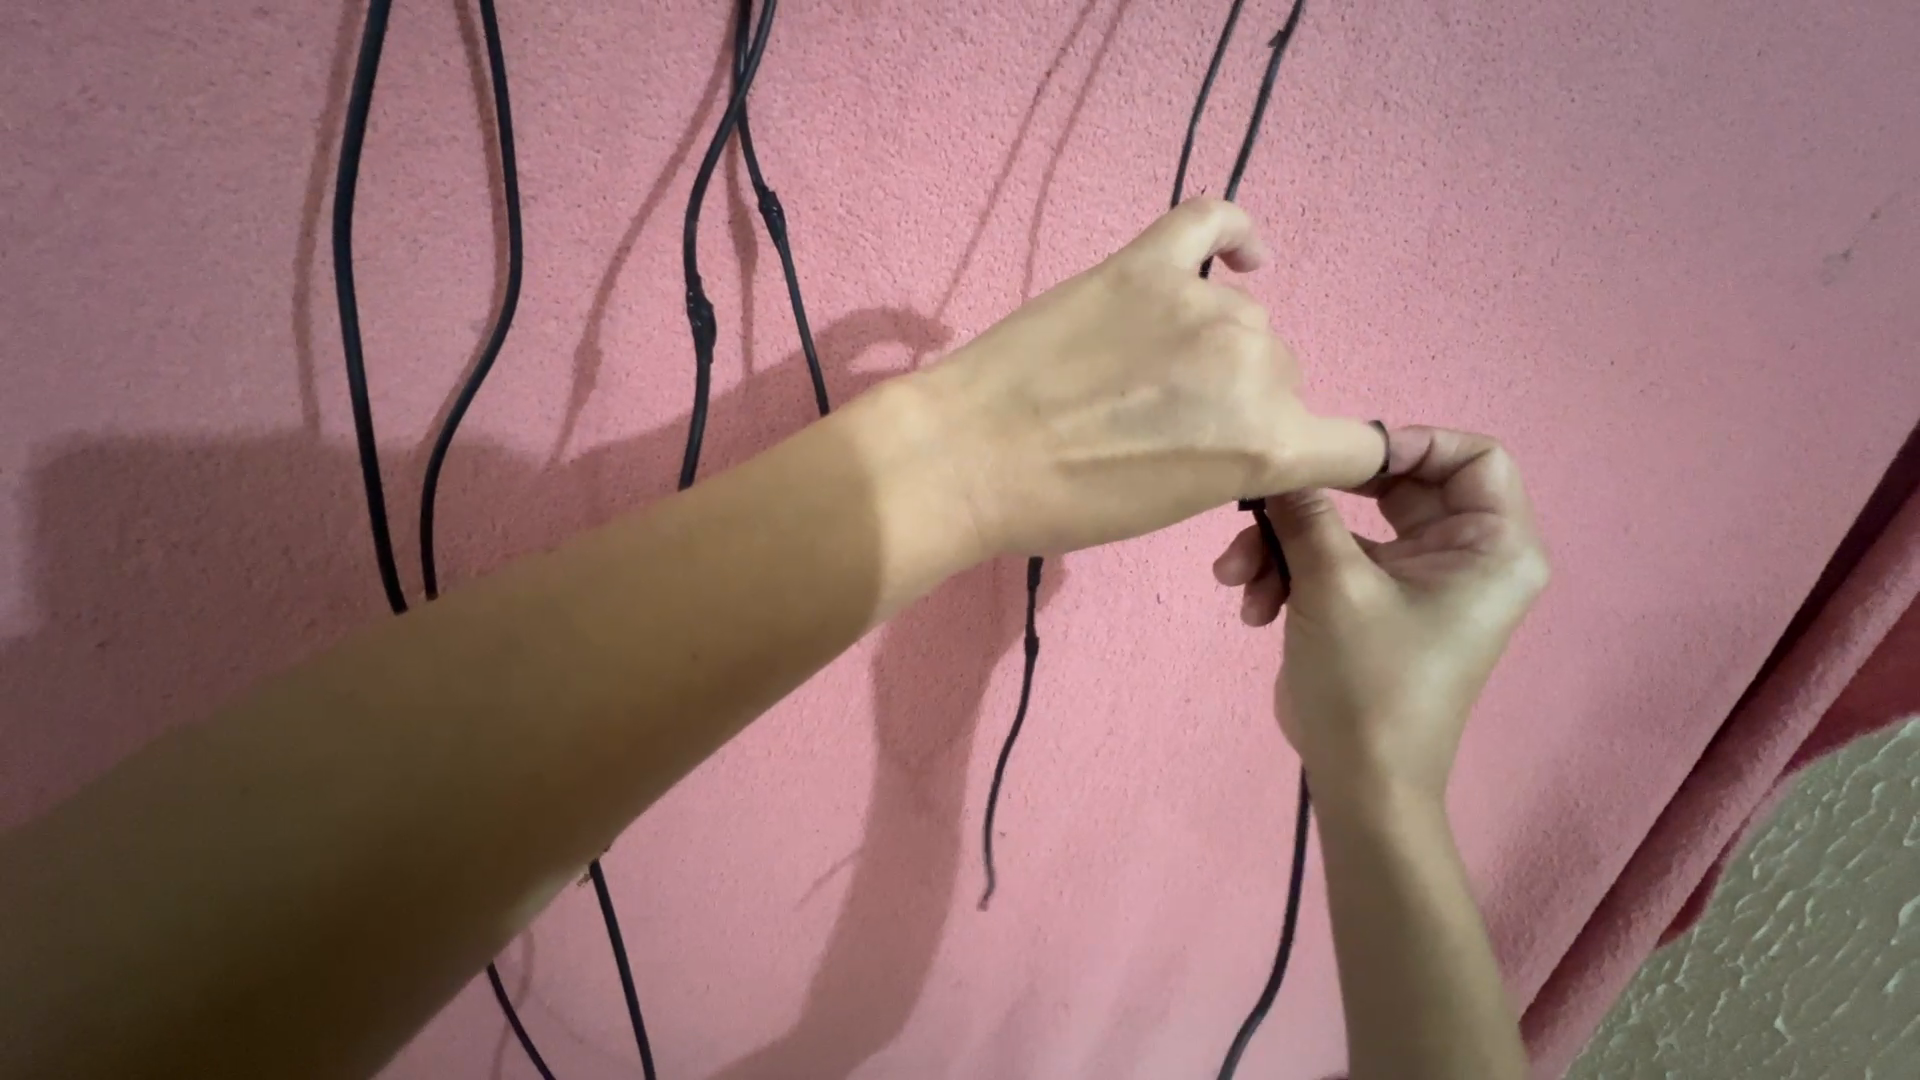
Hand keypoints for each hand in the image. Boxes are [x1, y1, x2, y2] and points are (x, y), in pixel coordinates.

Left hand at [906, 197, 1386, 556]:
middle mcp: (1254, 362)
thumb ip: (1236, 458)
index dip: (1335, 456)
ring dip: (1208, 343)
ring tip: (1140, 372)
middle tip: (1165, 424)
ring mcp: (1198, 302)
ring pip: (1240, 316)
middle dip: (1237, 402)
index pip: (1353, 445)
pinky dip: (1231, 234)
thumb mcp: (1174, 506)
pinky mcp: (1143, 262)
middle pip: (1280, 374)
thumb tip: (1251, 418)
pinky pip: (1210, 220)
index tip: (1309, 454)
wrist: (968, 457)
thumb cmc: (1063, 506)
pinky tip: (1235, 254)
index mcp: (1266, 444)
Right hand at [1212, 428, 1550, 805]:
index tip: (1340, 458)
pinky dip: (1283, 575)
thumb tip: (1282, 464)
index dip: (1410, 444)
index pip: (1473, 456)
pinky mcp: (1364, 600)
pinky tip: (1254, 609)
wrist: (1356, 776)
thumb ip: (1306, 512)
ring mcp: (1406, 579)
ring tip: (1236, 578)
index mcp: (1490, 547)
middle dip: (1315, 502)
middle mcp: (1456, 555)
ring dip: (1280, 546)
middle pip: (1390, 488)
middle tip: (1269, 502)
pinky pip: (1323, 560)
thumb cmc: (1370, 680)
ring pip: (1341, 526)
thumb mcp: (1335, 584)